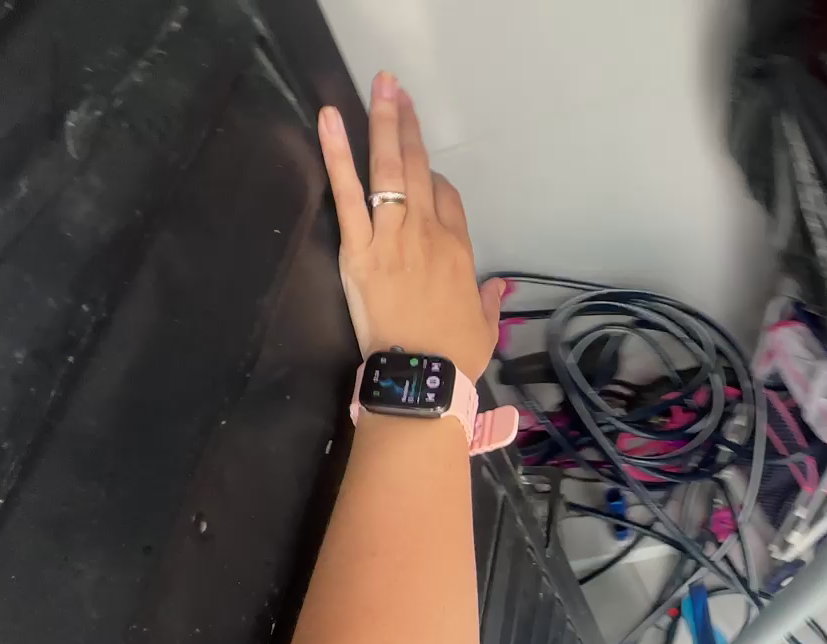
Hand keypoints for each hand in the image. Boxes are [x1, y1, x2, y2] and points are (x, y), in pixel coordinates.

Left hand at [317, 71, 506, 376]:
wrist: (423, 373)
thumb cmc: (456, 354)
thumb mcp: (485, 328)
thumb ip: (489, 301)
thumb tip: (497, 287)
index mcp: (460, 252)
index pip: (448, 198)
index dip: (434, 180)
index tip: (422, 175)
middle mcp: (429, 234)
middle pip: (419, 170)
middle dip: (409, 128)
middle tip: (398, 91)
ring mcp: (394, 237)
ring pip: (389, 170)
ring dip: (384, 123)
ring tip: (381, 87)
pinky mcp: (361, 248)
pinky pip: (348, 194)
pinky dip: (337, 154)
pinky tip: (328, 118)